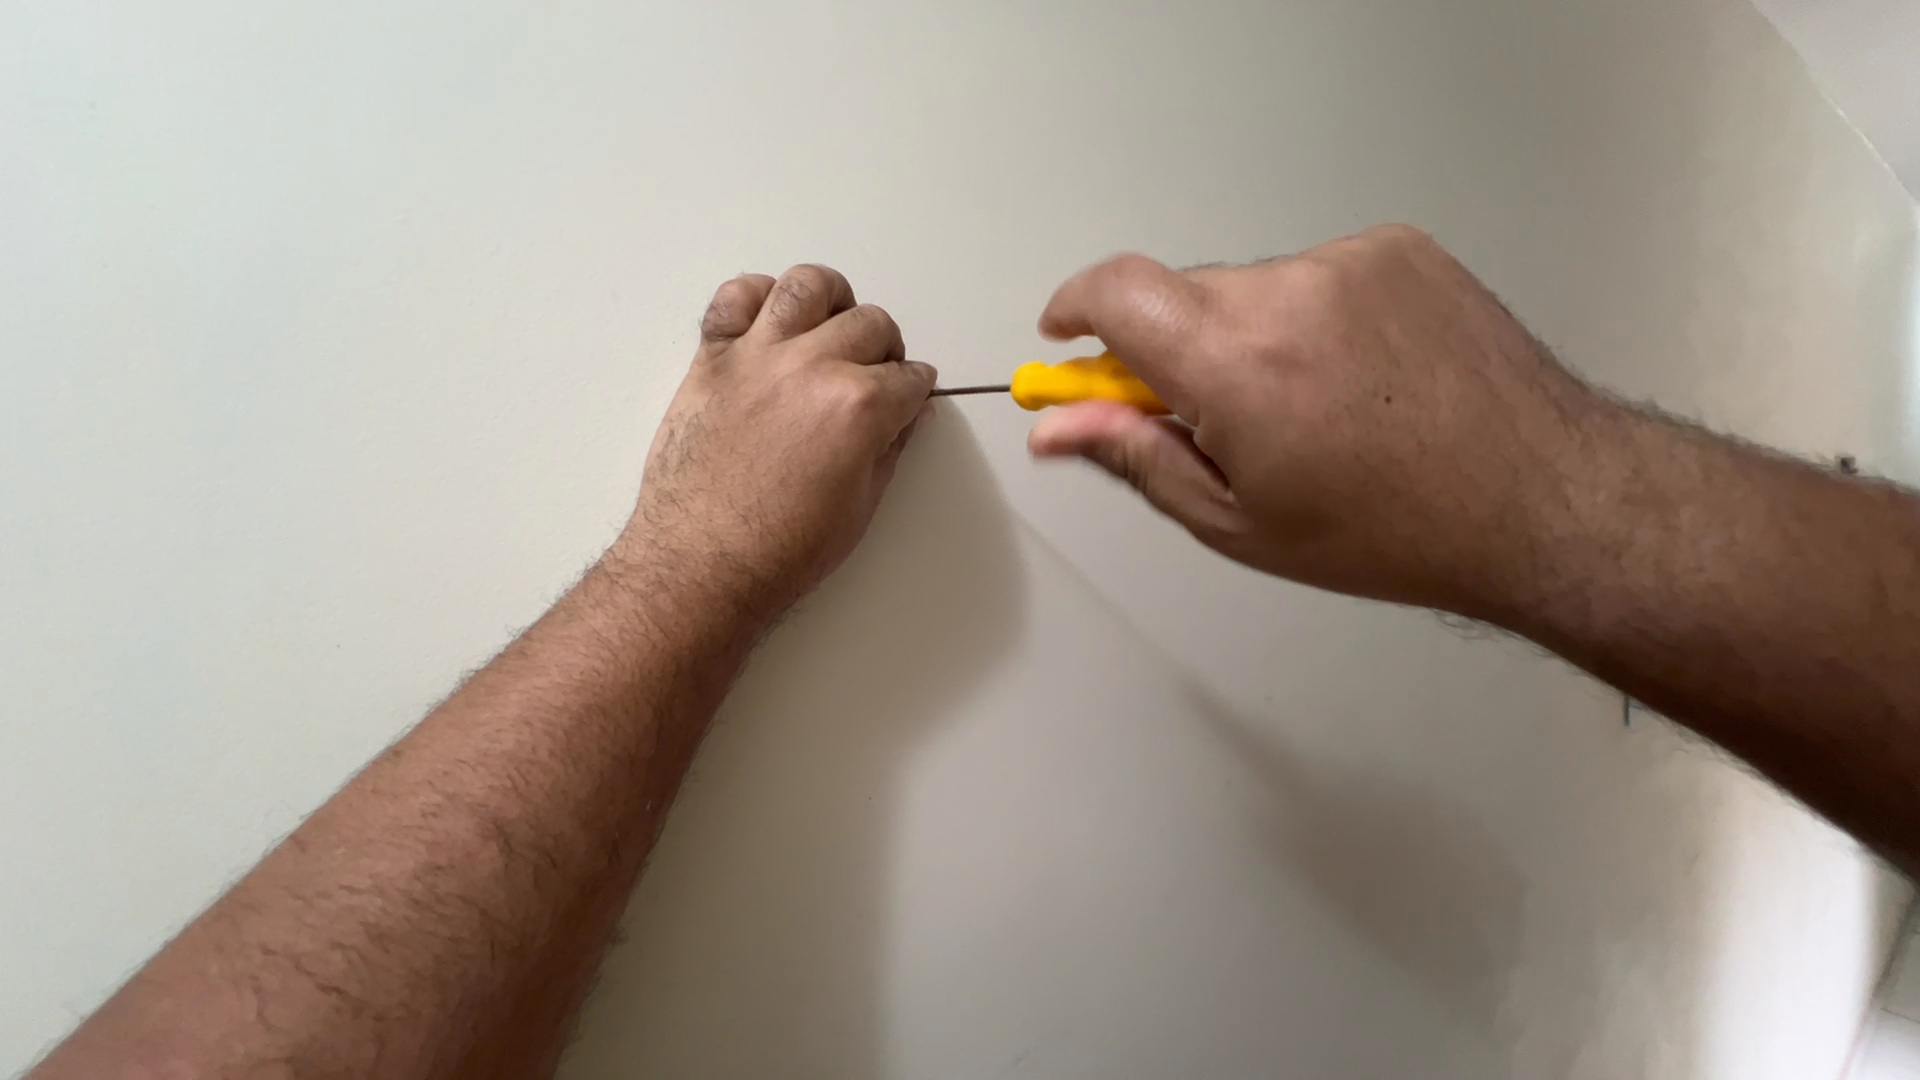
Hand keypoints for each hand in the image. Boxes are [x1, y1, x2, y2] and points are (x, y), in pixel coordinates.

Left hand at [613, 265, 934, 622]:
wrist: (703, 562)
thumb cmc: (786, 548)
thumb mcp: (861, 505)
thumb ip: (890, 448)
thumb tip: (907, 415)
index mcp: (860, 407)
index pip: (910, 378)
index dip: (916, 389)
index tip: (912, 395)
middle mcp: (814, 366)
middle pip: (871, 324)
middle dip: (886, 348)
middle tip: (878, 372)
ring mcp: (759, 355)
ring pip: (808, 286)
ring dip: (832, 301)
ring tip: (830, 327)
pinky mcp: (712, 358)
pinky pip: (734, 296)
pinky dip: (756, 297)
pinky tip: (770, 324)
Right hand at [1029, 225, 1610, 618]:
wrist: (1542, 500)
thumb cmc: (1379, 532)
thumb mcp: (1232, 518)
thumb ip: (1132, 456)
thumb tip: (1051, 426)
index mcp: (1238, 364)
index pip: (1116, 291)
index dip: (1075, 307)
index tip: (1065, 337)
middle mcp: (1289, 290)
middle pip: (1176, 294)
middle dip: (1163, 348)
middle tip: (1202, 415)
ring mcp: (1351, 260)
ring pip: (1241, 289)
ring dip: (1235, 338)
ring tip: (1297, 408)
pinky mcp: (1398, 248)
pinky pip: (1305, 277)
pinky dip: (1295, 319)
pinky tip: (1344, 378)